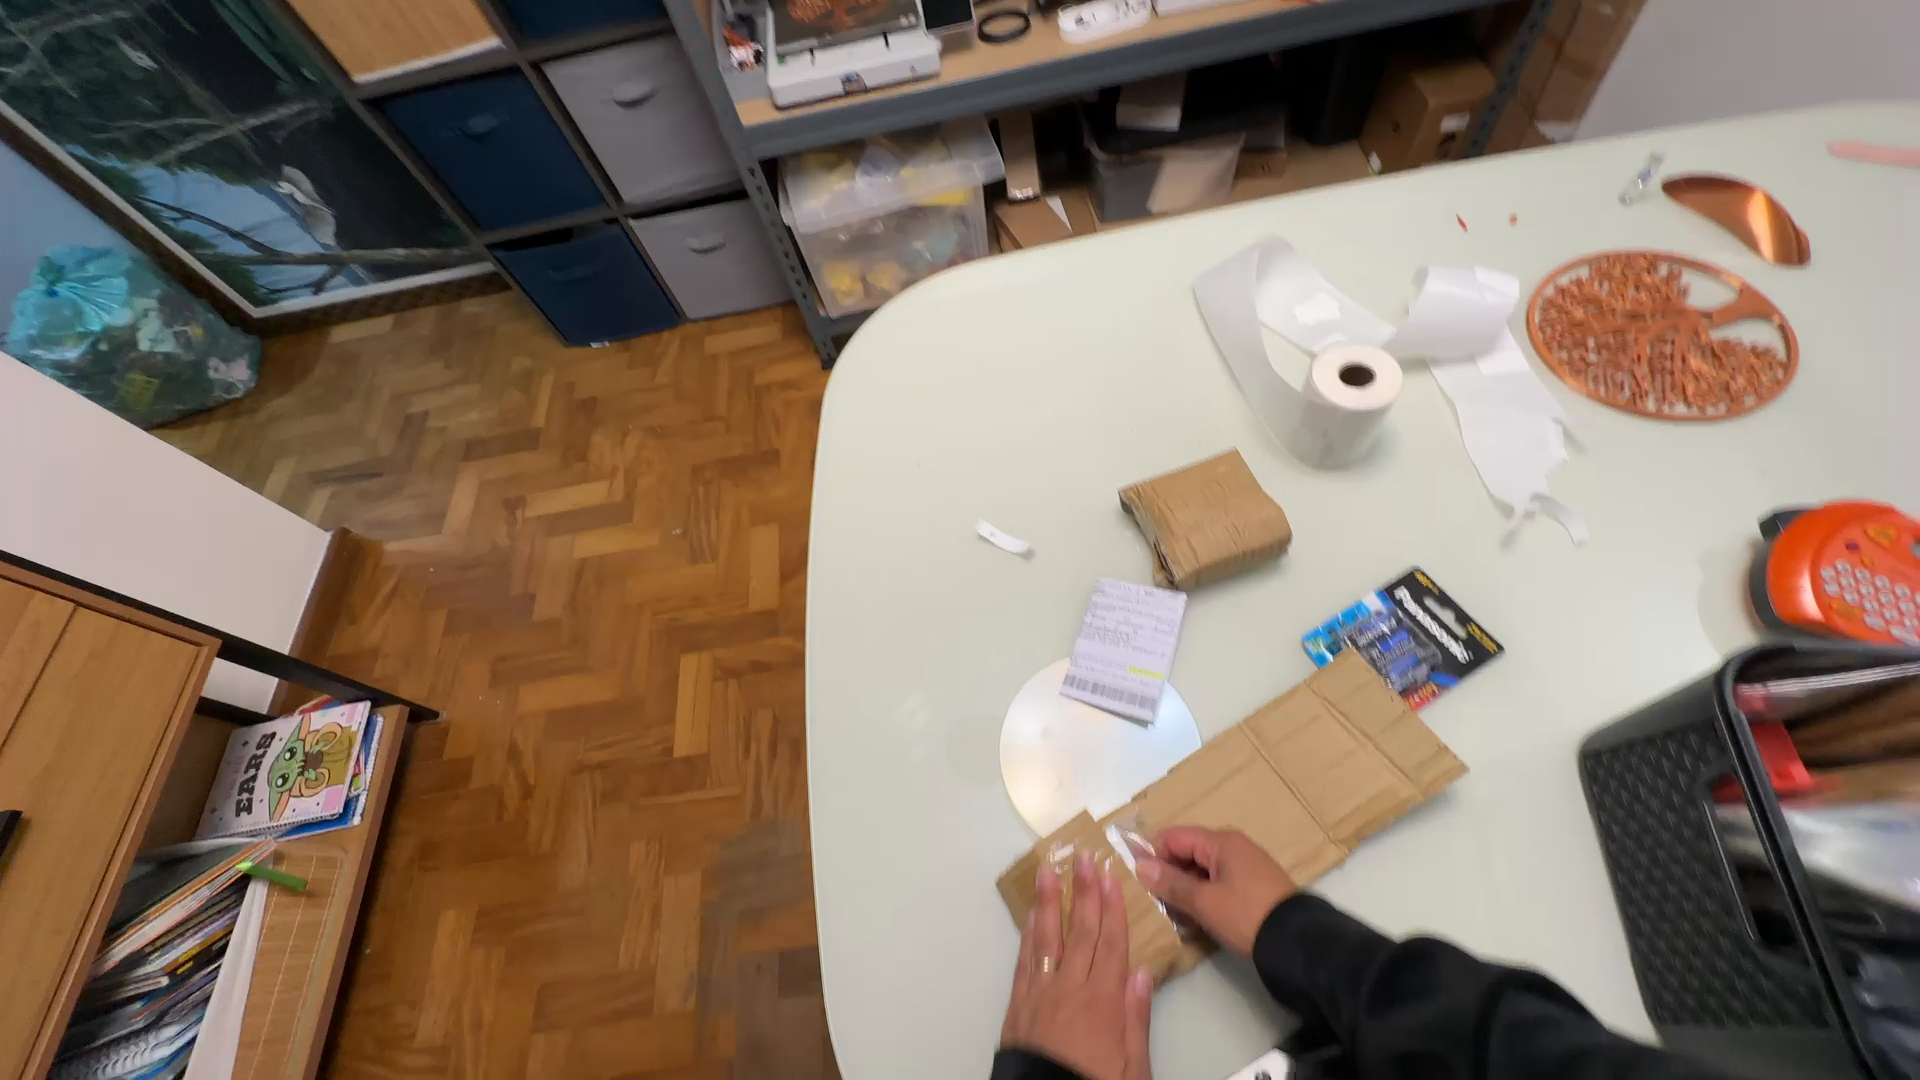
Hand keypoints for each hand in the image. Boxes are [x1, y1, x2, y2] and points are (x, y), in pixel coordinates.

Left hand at [1001, 850, 1152, 1079]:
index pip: (1111, 944)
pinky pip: (1024, 960)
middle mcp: (1071, 987)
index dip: (1112, 908)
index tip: (1110, 876)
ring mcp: (1041, 991)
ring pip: (1047, 937)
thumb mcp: (1133, 1069)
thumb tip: (1140, 972)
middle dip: (1084, 893)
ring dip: (1049, 902)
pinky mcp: (1019, 1003)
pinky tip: (1031, 915)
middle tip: (1083, 858)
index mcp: (1104, 1001)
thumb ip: (1136, 1019)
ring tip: (1048, 871)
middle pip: (1081, 931)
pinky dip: (1028, 934)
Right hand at [1133, 826, 1295, 954]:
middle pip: (1188, 851)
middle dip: (1172, 876)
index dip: (1155, 857)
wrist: (1301, 944)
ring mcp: (1245, 864)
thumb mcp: (1204, 902)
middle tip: (1164, 906)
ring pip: (1202, 869)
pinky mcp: (1254, 883)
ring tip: (1184, 917)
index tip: (1146, 885)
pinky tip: (1204, 918)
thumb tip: (1139, 865)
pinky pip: (1218, 880)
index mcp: (1220, 841)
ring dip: (1188, 889)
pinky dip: (1206, 895)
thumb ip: (1170, 883)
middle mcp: (1232, 845)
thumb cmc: (1246, 915)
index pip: (1173, 837)